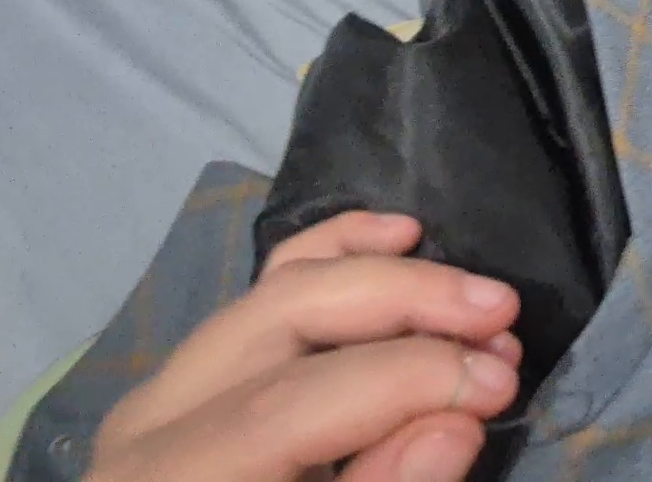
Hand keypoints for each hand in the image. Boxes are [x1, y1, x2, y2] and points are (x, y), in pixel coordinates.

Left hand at [86, 211, 521, 481]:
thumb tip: (458, 419)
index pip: (290, 405)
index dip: (408, 380)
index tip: (500, 380)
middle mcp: (151, 417)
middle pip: (290, 313)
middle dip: (412, 302)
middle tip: (500, 316)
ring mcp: (175, 379)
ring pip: (286, 280)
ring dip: (392, 271)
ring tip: (474, 289)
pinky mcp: (207, 361)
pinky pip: (276, 276)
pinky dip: (343, 243)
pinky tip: (401, 232)